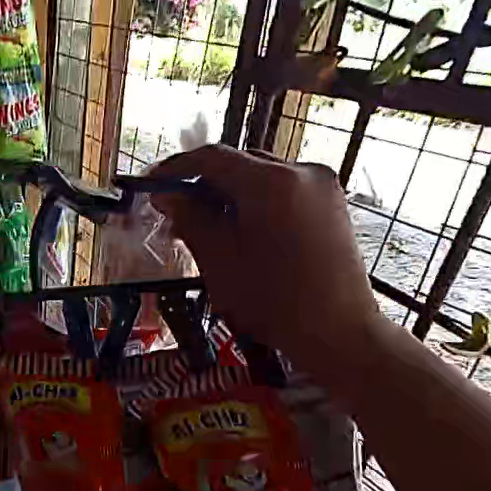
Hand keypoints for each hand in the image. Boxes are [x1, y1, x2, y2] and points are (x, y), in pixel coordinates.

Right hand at [150, 145, 388, 383]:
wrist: (340, 333)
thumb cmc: (274, 301)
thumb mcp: (219, 261)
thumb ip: (190, 219)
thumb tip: (166, 197)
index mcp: (271, 182)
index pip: (212, 158)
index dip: (175, 168)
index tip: (150, 185)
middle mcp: (301, 170)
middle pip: (238, 164)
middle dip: (202, 185)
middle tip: (174, 213)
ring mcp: (322, 185)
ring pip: (260, 177)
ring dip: (228, 195)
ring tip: (205, 227)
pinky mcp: (331, 203)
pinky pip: (283, 190)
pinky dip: (255, 203)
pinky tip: (240, 232)